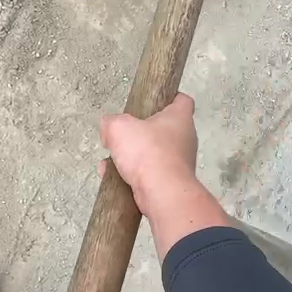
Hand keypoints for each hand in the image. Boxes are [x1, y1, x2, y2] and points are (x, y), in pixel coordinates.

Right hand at [100, 94, 229, 257]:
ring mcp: (179, 163)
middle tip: (123, 134)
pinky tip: (113, 177)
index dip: (167, 97)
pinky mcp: (171, 182)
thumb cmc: (147, 152)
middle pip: (163, 128)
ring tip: (112, 159)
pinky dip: (132, 174)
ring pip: (153, 153)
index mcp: (179, 118)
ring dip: (132, 156)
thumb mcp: (119, 128)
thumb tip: (107, 126)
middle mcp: (184, 139)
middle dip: (140, 132)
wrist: (161, 193)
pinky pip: (149, 173)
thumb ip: (110, 122)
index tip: (151, 101)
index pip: (181, 100)